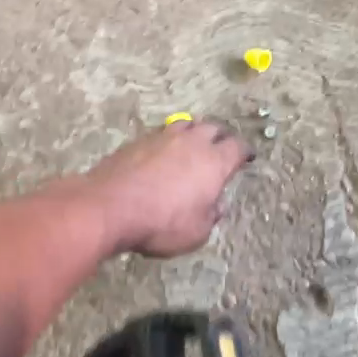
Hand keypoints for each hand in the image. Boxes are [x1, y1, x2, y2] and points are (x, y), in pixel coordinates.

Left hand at [83, 120, 253, 257]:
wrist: (111, 205)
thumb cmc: (162, 223)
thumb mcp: (196, 232)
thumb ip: (210, 215)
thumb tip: (215, 204)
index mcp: (213, 162)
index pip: (236, 147)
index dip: (244, 152)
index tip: (246, 157)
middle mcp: (191, 142)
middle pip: (212, 128)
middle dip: (220, 137)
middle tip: (221, 147)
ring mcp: (162, 136)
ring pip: (186, 124)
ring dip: (193, 132)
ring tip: (193, 143)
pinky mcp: (138, 140)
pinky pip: (161, 133)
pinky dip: (168, 139)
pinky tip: (163, 151)